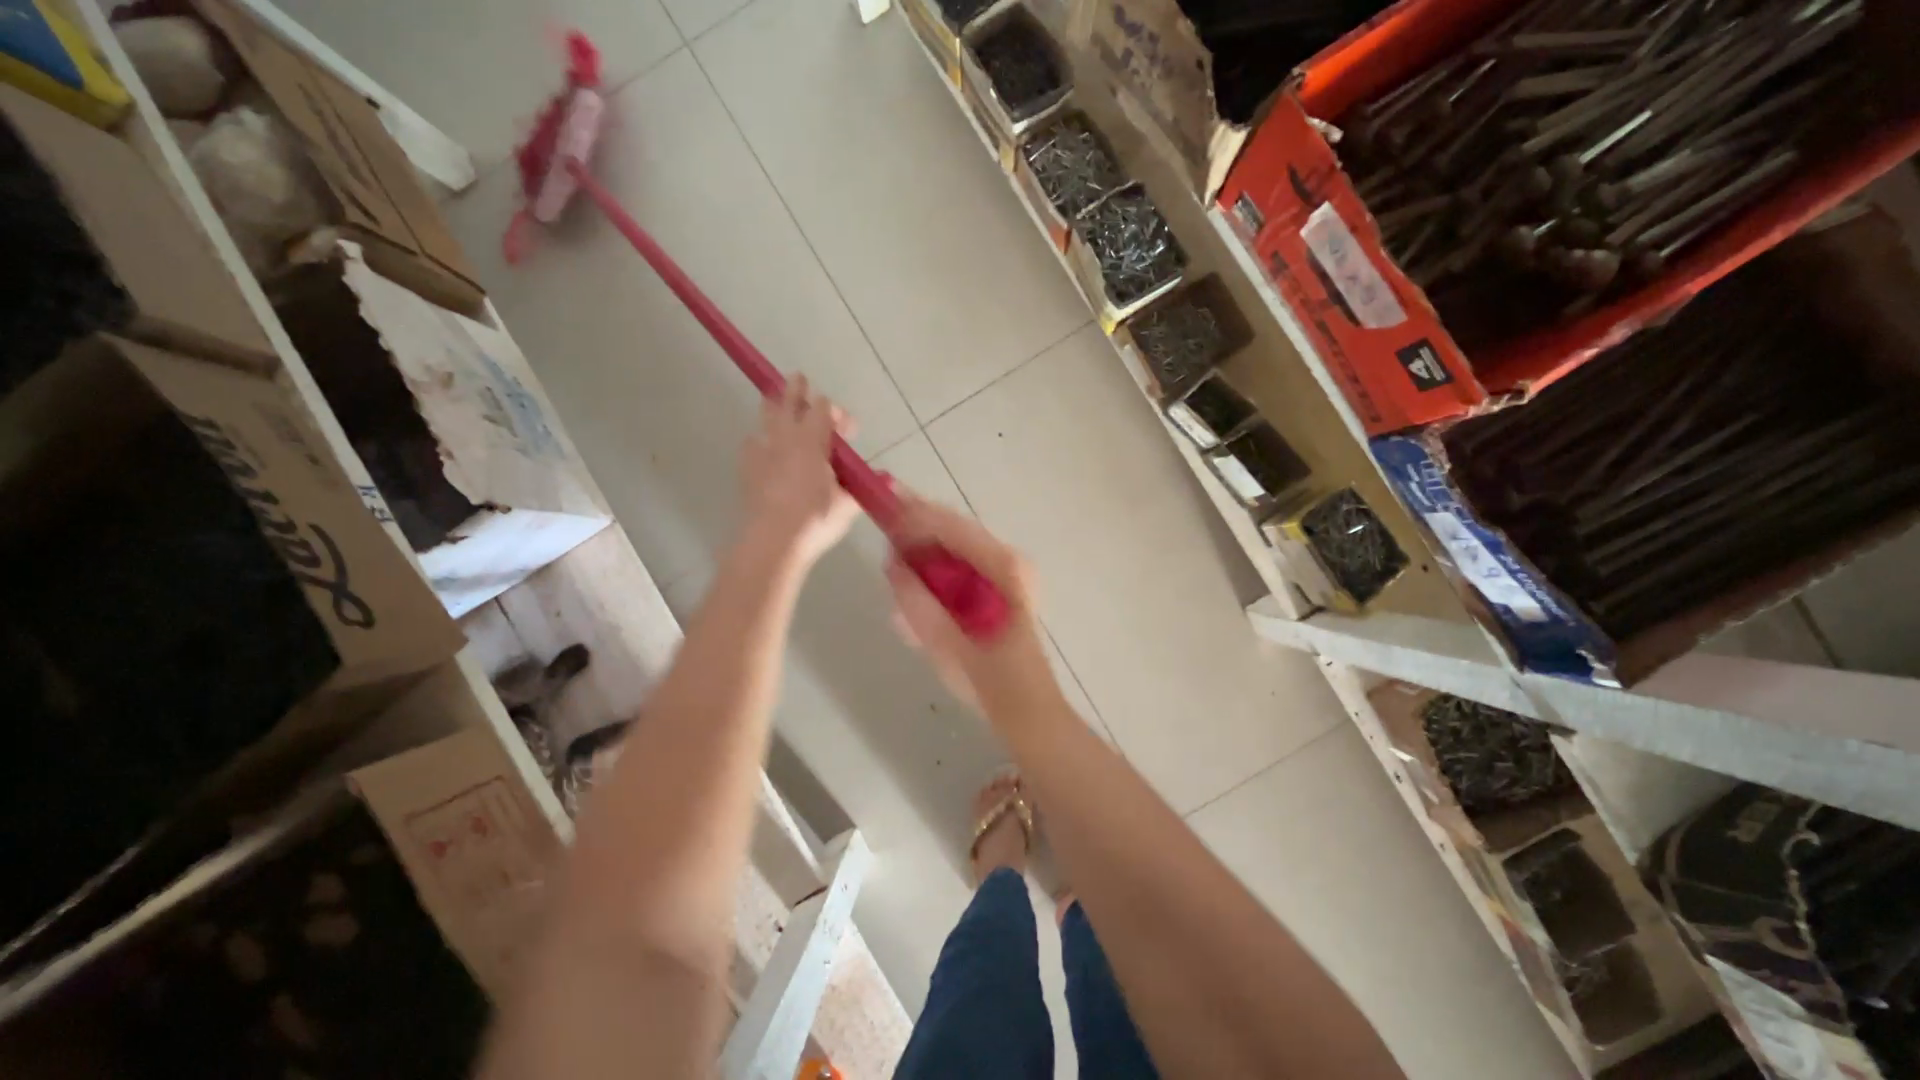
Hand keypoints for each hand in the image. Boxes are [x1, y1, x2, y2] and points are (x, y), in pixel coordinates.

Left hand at [739, 377, 858, 567]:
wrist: (772, 542)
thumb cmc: (815, 521)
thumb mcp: (847, 506)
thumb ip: (860, 488)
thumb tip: (884, 480)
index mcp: (812, 441)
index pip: (823, 410)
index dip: (837, 412)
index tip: (849, 427)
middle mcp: (785, 439)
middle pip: (789, 403)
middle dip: (797, 390)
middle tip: (798, 377)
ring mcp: (762, 452)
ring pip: (767, 418)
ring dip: (774, 407)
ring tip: (774, 399)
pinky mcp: (746, 469)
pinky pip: (752, 444)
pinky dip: (759, 440)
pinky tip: (762, 447)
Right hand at [884, 492, 1058, 717]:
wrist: (1026, 712)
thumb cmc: (989, 679)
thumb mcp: (944, 642)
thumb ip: (917, 600)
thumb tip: (894, 564)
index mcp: (1003, 566)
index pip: (952, 525)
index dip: (915, 514)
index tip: (883, 508)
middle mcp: (1008, 562)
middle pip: (953, 533)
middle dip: (916, 534)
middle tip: (883, 537)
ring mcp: (1005, 577)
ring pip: (953, 552)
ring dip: (923, 558)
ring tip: (896, 574)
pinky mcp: (997, 594)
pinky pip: (959, 574)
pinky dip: (935, 580)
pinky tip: (915, 602)